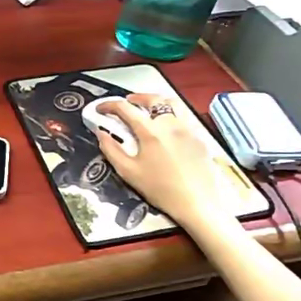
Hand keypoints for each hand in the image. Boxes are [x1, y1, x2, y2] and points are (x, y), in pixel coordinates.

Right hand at [94, 95, 238, 233]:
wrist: (197, 203)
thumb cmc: (160, 189)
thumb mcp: (128, 172)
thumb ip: (111, 150)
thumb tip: (101, 133)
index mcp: (150, 132)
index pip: (126, 109)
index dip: (109, 105)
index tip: (101, 109)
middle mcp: (170, 124)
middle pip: (152, 99)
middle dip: (136, 97)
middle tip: (126, 102)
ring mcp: (188, 129)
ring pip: (172, 103)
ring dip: (156, 100)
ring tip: (148, 107)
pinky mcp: (199, 137)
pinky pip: (184, 116)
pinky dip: (171, 112)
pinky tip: (167, 124)